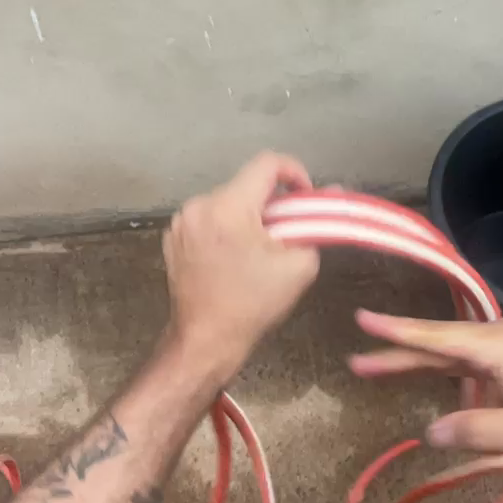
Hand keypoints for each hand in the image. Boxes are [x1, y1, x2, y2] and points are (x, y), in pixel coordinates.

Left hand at [163, 152, 320, 375]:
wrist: (206, 339)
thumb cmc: (252, 304)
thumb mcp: (298, 265)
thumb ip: (315, 224)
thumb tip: (330, 193)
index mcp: (228, 207)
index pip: (267, 163)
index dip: (294, 172)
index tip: (304, 196)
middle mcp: (199, 206)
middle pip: (246, 185)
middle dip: (270, 204)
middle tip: (285, 232)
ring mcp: (181, 222)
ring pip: (227, 202)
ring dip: (247, 216)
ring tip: (259, 249)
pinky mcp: (173, 237)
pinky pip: (208, 219)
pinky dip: (226, 229)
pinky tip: (234, 258)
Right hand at [349, 311, 502, 467]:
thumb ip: (476, 431)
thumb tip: (430, 432)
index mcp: (499, 345)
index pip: (436, 337)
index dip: (396, 332)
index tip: (361, 319)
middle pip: (440, 346)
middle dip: (398, 353)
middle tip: (356, 362)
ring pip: (457, 356)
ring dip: (423, 365)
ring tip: (383, 370)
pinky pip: (478, 367)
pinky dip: (454, 377)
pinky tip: (444, 392)